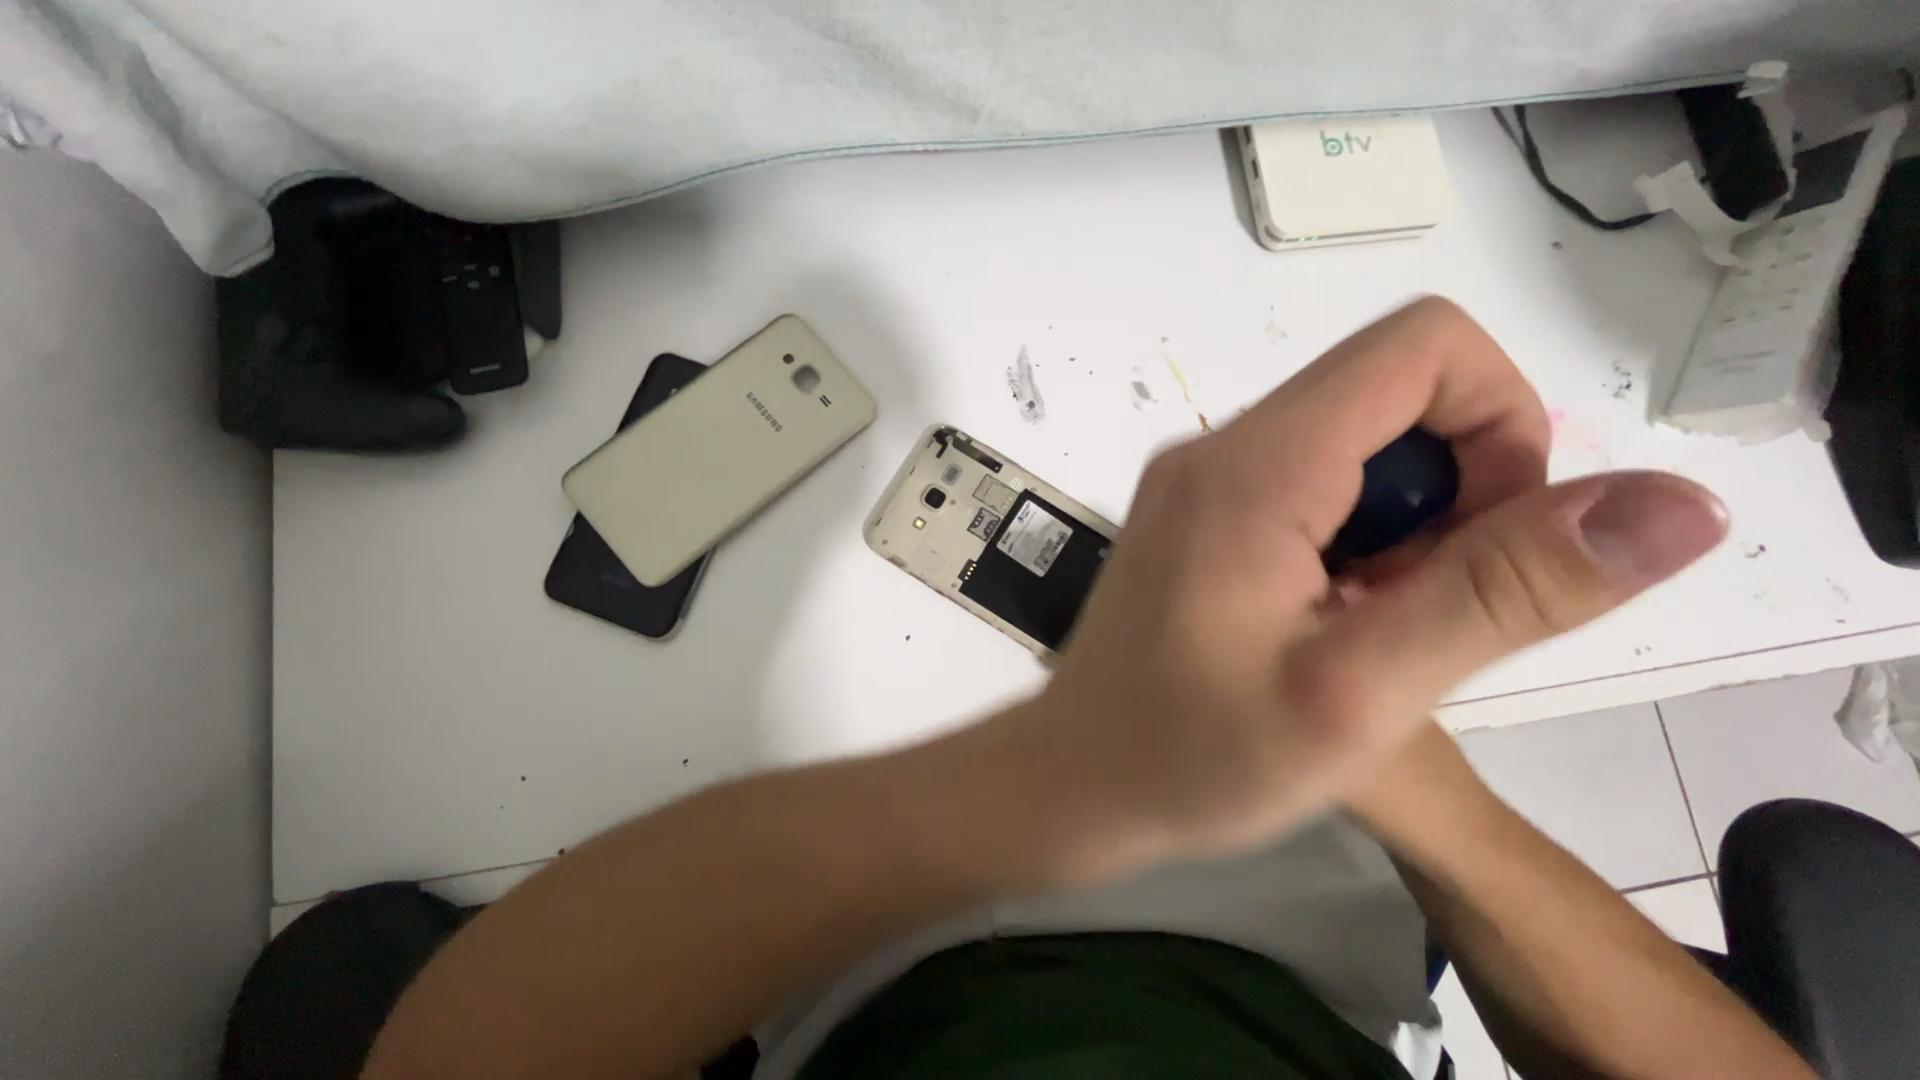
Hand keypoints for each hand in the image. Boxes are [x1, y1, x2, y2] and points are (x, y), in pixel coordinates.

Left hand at [1003, 297, 1728, 882]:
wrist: (1071, 784)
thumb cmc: (1193, 756)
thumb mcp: (1361, 691)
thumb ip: (1509, 590)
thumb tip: (1676, 502)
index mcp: (1256, 462)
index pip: (1426, 344)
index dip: (1501, 423)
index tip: (1487, 543)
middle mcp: (1222, 446)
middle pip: (1397, 395)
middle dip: (1456, 493)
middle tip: (1418, 612)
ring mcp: (1203, 480)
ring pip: (1362, 448)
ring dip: (1407, 531)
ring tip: (1366, 632)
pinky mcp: (1198, 518)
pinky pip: (1312, 489)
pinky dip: (1354, 545)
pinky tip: (1327, 627)